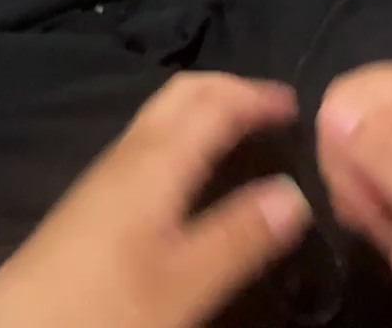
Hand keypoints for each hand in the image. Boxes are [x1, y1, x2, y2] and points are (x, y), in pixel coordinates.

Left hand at [0, 73, 312, 327]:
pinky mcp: (95, 191)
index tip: (296, 103)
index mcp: (157, 160)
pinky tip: (194, 162)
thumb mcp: (183, 285)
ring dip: (207, 103)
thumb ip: (239, 238)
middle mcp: (132, 150)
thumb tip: (295, 194)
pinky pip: (152, 132)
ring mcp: (109, 168)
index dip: (255, 95)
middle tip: (272, 106)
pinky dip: (187, 125)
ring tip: (243, 125)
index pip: (214, 102)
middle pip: (185, 91)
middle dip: (230, 86)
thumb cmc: (102, 308)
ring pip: (165, 109)